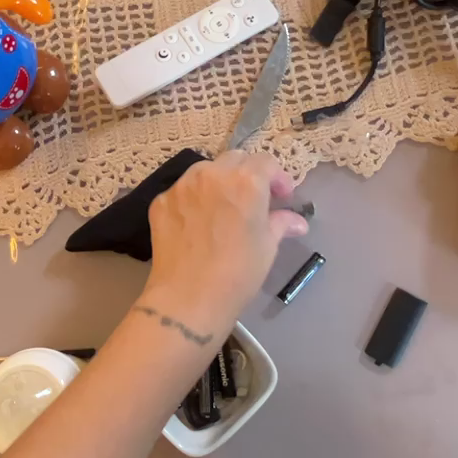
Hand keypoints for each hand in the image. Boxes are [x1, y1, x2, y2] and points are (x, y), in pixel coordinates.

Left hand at [139, 151, 307, 339]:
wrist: (189, 298)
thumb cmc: (238, 273)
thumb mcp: (267, 246)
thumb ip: (280, 223)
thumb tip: (296, 221)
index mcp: (246, 180)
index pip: (266, 162)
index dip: (277, 177)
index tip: (282, 196)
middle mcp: (212, 174)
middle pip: (234, 160)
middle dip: (248, 173)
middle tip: (254, 199)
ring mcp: (182, 186)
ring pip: (204, 171)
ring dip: (218, 182)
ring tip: (223, 207)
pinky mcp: (161, 201)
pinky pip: (182, 192)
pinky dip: (193, 200)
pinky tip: (197, 223)